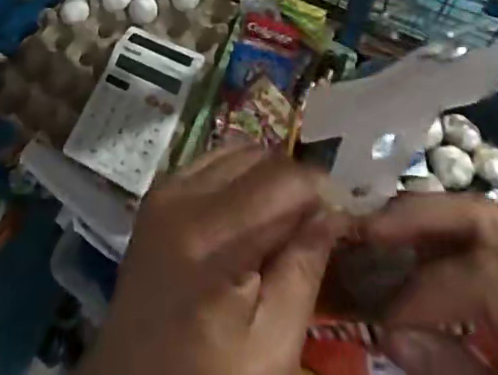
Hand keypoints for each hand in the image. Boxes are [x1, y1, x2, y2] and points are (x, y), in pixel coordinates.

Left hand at [79, 147, 346, 374]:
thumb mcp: (272, 344)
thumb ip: (303, 268)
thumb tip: (334, 211)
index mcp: (211, 234)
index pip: (284, 177)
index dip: (322, 192)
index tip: (342, 220)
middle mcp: (182, 195)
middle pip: (259, 157)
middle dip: (295, 184)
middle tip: (314, 228)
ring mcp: (164, 190)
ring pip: (234, 152)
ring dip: (266, 177)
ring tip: (281, 225)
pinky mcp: (156, 196)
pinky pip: (208, 164)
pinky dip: (236, 178)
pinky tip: (247, 218)